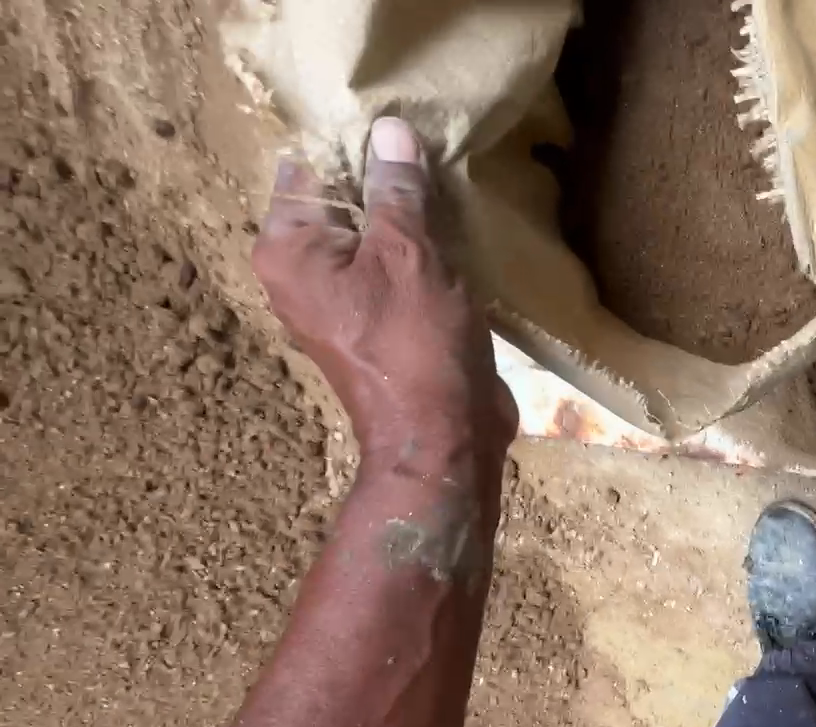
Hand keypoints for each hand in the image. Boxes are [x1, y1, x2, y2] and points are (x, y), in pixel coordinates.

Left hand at [251, 117, 514, 466]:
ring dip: (417, 243)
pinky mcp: (381, 338)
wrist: (443, 438)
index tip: (416, 162)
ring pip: (378, 254)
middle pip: (347, 215)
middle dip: (394, 203)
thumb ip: (398, 194)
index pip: (315, 174)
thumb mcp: (412, 258)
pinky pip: (398, 288)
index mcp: (287, 252)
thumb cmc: (419, 345)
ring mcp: (341, 313)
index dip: (364, 160)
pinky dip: (426, 276)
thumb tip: (391, 131)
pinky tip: (460, 274)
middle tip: (445, 195)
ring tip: (458, 232)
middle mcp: (301, 279)